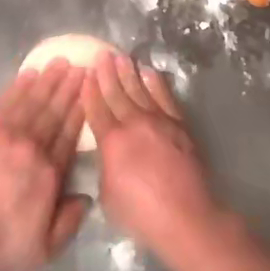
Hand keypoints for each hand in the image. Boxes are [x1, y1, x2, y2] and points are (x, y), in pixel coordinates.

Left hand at [0, 60, 91, 270]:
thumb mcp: (43, 249)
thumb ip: (69, 222)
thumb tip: (87, 197)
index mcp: (49, 173)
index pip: (69, 135)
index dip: (81, 112)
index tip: (90, 92)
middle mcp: (31, 147)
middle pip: (54, 112)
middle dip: (69, 88)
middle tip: (81, 67)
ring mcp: (5, 135)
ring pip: (32, 101)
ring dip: (48, 81)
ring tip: (60, 62)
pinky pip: (5, 102)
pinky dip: (18, 86)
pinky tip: (29, 74)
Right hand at [85, 53, 231, 258]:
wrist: (185, 216)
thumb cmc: (141, 213)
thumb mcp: (108, 194)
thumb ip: (105, 167)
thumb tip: (109, 154)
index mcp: (112, 141)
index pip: (96, 109)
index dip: (89, 91)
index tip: (84, 73)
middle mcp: (133, 124)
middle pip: (117, 93)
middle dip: (106, 73)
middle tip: (101, 55)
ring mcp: (159, 122)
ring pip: (140, 90)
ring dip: (129, 73)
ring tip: (121, 57)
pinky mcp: (179, 125)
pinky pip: (164, 98)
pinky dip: (156, 84)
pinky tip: (149, 73)